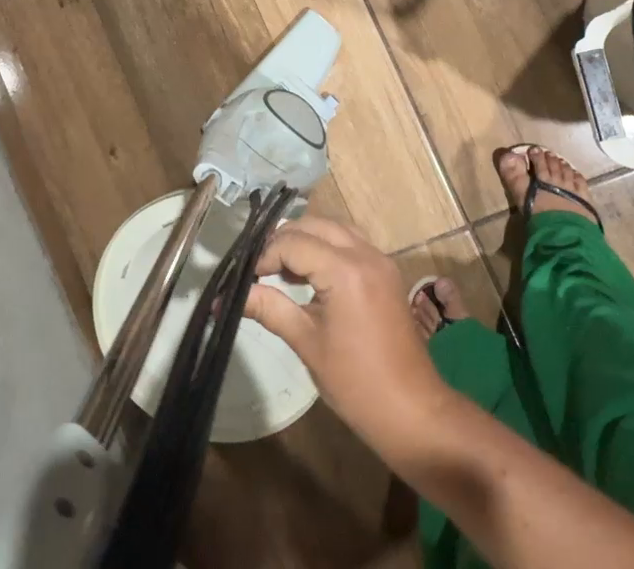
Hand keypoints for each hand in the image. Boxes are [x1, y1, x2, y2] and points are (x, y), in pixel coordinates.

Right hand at [243, 218, 450, 438]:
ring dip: (307, 240)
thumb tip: (222, 299)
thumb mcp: (306, 342)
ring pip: (335, 230)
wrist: (411, 409)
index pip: (294, 242)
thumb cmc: (355, 381)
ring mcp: (381, 262)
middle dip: (284, 240)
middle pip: (315, 225)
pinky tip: (310, 276)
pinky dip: (327, 249)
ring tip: (282, 270)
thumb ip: (269, 309)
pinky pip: (352, 244)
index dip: (265, 256)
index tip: (248, 279)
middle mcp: (366, 255)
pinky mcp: (387, 274)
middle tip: (261, 270)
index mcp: (346, 271)